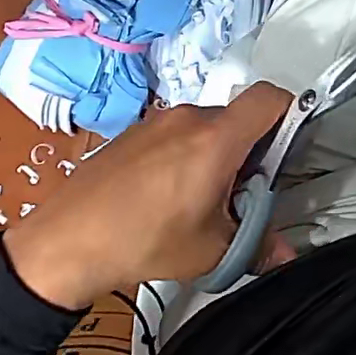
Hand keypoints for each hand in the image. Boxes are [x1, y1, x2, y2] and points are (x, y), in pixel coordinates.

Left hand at [2, 83, 294, 308]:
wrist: (64, 242)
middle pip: (238, 117)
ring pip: (207, 126)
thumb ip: (258, 246)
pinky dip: (187, 153)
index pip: (268, 97)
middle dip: (251, 149)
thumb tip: (286, 257)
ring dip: (217, 153)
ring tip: (202, 198)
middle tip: (243, 191)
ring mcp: (157, 121)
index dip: (290, 110)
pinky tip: (168, 193)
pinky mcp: (133, 132)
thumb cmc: (143, 240)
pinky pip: (176, 132)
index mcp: (216, 139)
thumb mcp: (210, 249)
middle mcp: (188, 118)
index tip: (290, 141)